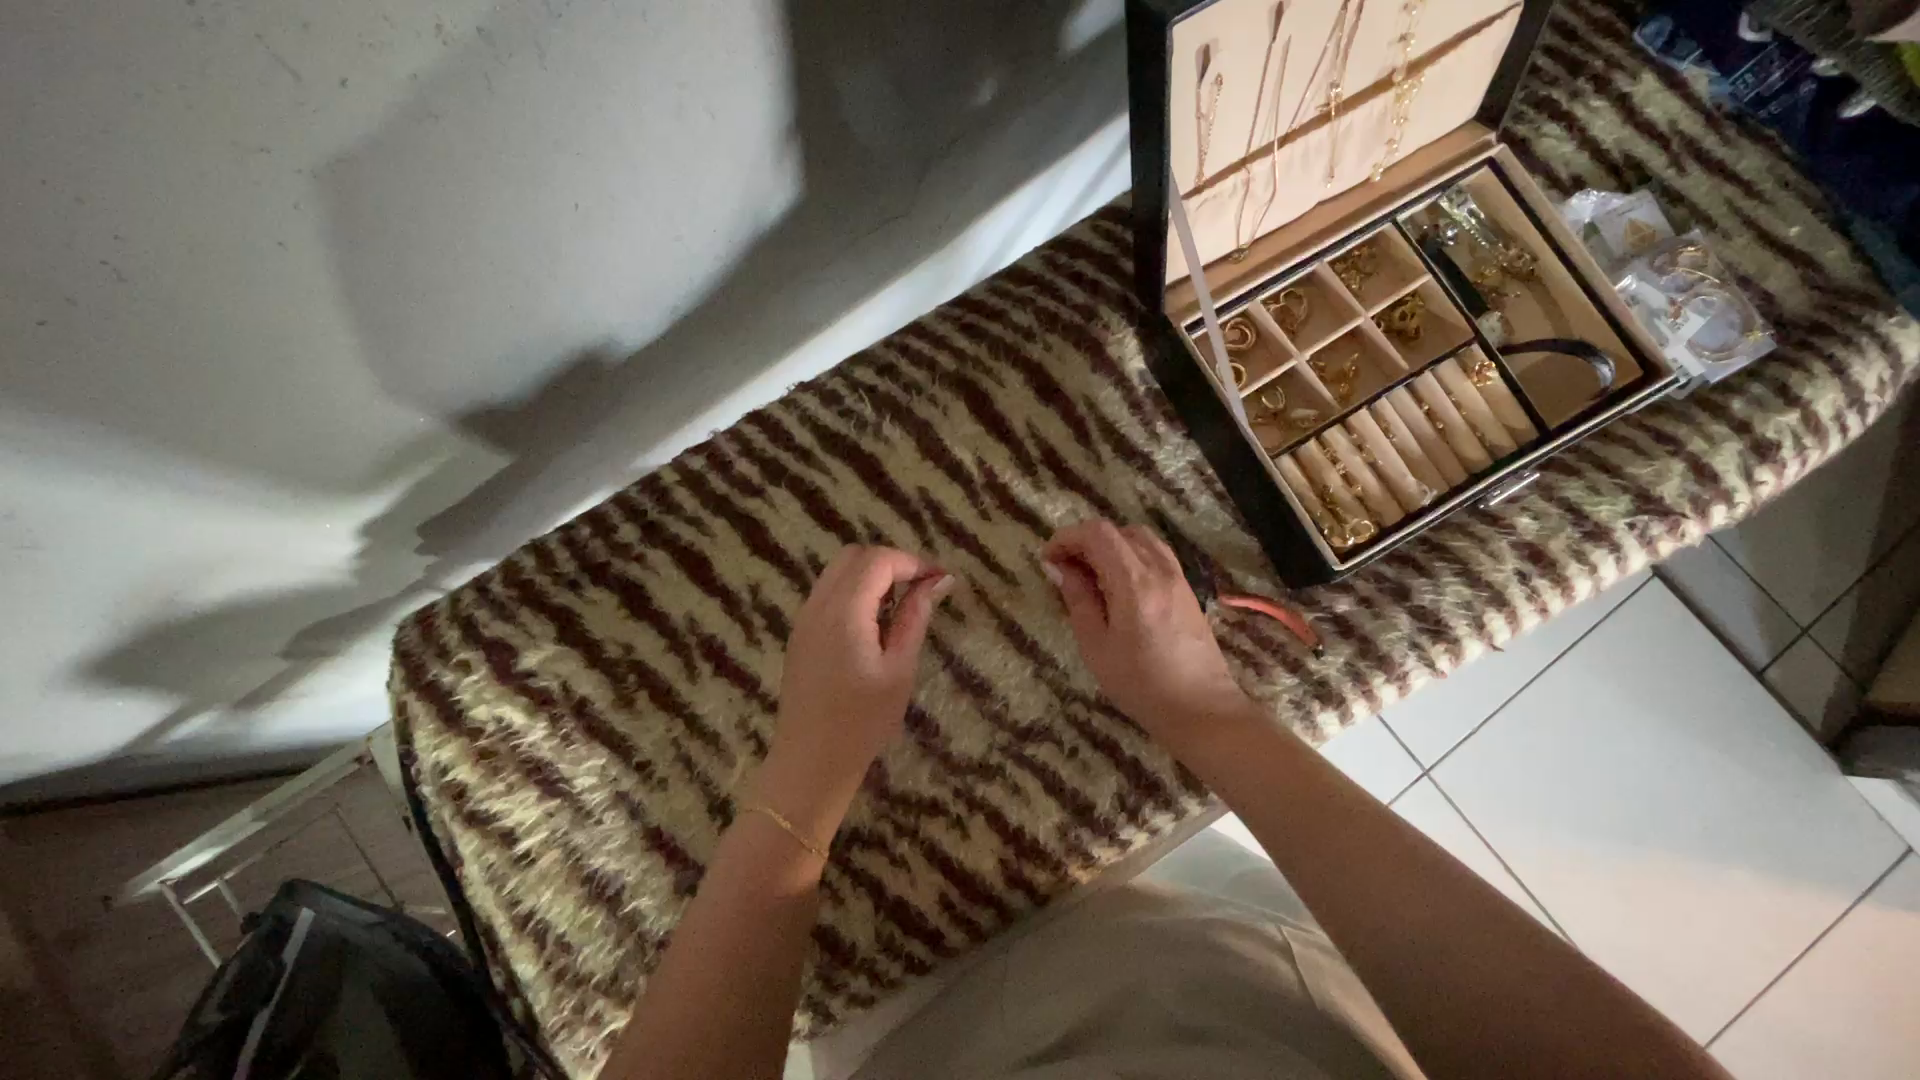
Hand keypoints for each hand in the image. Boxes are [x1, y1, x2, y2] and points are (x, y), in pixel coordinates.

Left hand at [761, 545, 952, 826]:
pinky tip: (874, 622)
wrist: (810, 762)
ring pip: (837, 571)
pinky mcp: (800, 633)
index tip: (941, 579)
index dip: (913, 562)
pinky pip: (828, 592)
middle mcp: (817, 606)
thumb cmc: (862, 722)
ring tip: (901, 605)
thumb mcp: (899, 670)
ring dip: (871, 575)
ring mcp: (804, 618)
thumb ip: (915, 618)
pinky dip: (854, 591)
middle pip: (854, 556)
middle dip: (891, 562)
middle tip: (922, 588)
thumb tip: (939, 581)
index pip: (878, 561)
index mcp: (843, 613)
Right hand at [1042, 520, 1251, 743]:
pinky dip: (1131, 556)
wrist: (1200, 708)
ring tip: (1091, 575)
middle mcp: (1159, 570)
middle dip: (1086, 541)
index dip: (1067, 538)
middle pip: (1119, 531)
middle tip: (1066, 569)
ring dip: (1110, 546)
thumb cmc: (1141, 684)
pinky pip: (1155, 555)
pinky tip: (1119, 586)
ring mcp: (1178, 577)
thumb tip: (1060, 569)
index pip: (1097, 534)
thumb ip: (1078, 601)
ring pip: (1140, 539)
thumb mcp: (1096, 647)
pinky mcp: (1187, 590)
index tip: (1048, 560)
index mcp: (1134, 582)